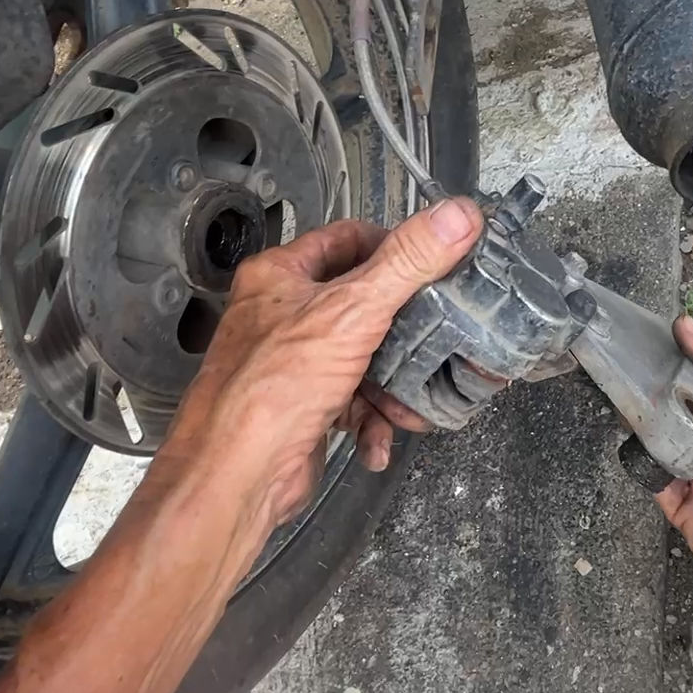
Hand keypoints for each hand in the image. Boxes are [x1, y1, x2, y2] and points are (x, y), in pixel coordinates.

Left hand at [157, 197, 482, 526]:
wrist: (237, 475)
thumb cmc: (270, 387)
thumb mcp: (353, 311)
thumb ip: (408, 262)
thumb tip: (455, 217)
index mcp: (281, 276)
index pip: (347, 239)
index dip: (392, 248)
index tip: (429, 264)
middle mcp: (282, 314)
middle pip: (362, 303)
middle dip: (403, 329)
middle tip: (436, 332)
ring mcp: (292, 362)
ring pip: (363, 358)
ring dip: (393, 383)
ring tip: (413, 400)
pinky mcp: (303, 405)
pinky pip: (352, 401)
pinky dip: (373, 418)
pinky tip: (380, 436)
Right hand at [656, 319, 692, 622]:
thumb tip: (688, 327)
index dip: (686, 369)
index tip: (657, 343)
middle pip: (686, 421)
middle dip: (661, 397)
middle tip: (632, 369)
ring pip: (669, 450)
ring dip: (650, 427)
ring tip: (628, 397)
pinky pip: (662, 489)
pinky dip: (646, 466)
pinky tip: (636, 440)